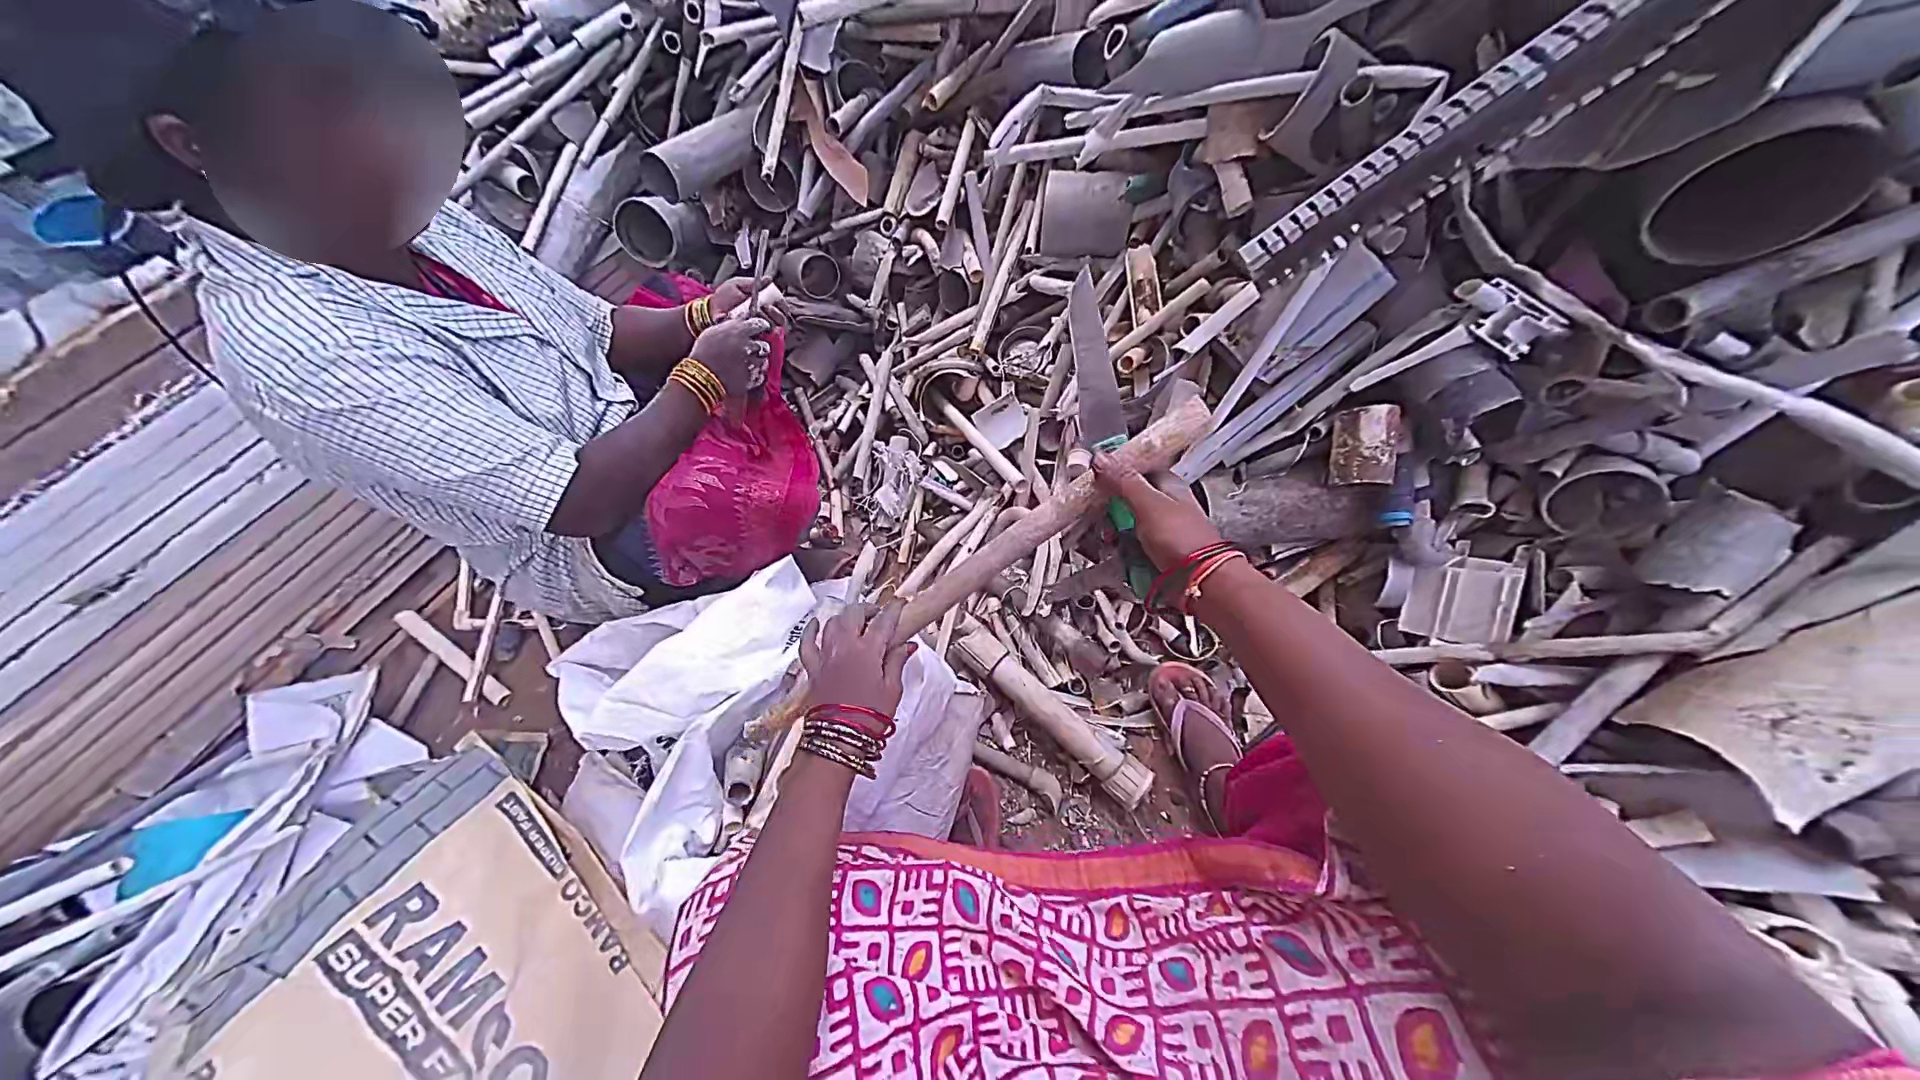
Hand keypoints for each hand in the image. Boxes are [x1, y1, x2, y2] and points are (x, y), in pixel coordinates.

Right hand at [689, 315, 775, 395]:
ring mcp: (752, 363)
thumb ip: (727, 325)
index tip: (762, 329)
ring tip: (747, 364)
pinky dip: (756, 375)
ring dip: (758, 361)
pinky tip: (745, 374)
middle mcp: (749, 345)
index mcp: (739, 330)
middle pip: (764, 345)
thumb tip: (734, 319)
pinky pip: (760, 375)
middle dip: (760, 348)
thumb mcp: (712, 332)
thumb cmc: (702, 352)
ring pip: (763, 361)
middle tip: (752, 350)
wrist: (700, 376)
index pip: (760, 324)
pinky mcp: (752, 378)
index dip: (762, 326)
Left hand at [709, 277, 790, 329]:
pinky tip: (753, 324)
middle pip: (782, 318)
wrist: (711, 311)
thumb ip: (753, 282)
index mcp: (764, 302)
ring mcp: (759, 328)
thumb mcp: (737, 284)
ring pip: (775, 327)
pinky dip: (762, 331)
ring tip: (756, 314)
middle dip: (775, 312)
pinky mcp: (754, 337)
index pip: (782, 306)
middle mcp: (765, 316)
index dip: (782, 305)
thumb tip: (768, 279)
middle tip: (765, 307)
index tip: (777, 302)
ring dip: (767, 320)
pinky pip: (765, 338)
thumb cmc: (723, 298)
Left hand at [800, 600, 916, 718]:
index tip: (900, 604)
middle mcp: (844, 647)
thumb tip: (907, 646)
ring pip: (833, 623)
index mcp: (868, 651)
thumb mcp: (892, 689)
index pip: (884, 620)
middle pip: (855, 614)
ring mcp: (826, 655)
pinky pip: (808, 643)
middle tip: (879, 615)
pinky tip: (816, 624)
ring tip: (856, 621)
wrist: (839, 738)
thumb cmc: (869, 717)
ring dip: (846, 617)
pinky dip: (811, 631)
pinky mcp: (813, 668)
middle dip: (868, 609)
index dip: (894, 609)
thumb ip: (897, 661)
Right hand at [1093, 453, 1223, 570]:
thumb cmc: (1185, 540)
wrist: (1199, 582)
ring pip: (1121, 526)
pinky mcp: (1150, 554)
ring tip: (1112, 541)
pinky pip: (1126, 549)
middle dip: (1109, 512)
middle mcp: (1161, 507)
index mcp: (1166, 486)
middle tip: (1105, 519)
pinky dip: (1120, 553)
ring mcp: (1156, 532)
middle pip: (1123, 501)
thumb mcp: (1149, 504)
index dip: (1113, 474)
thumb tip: (1101, 458)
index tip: (1095, 480)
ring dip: (1113, 535)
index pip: (1134, 470)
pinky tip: (1120, 556)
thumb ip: (1124, 481)